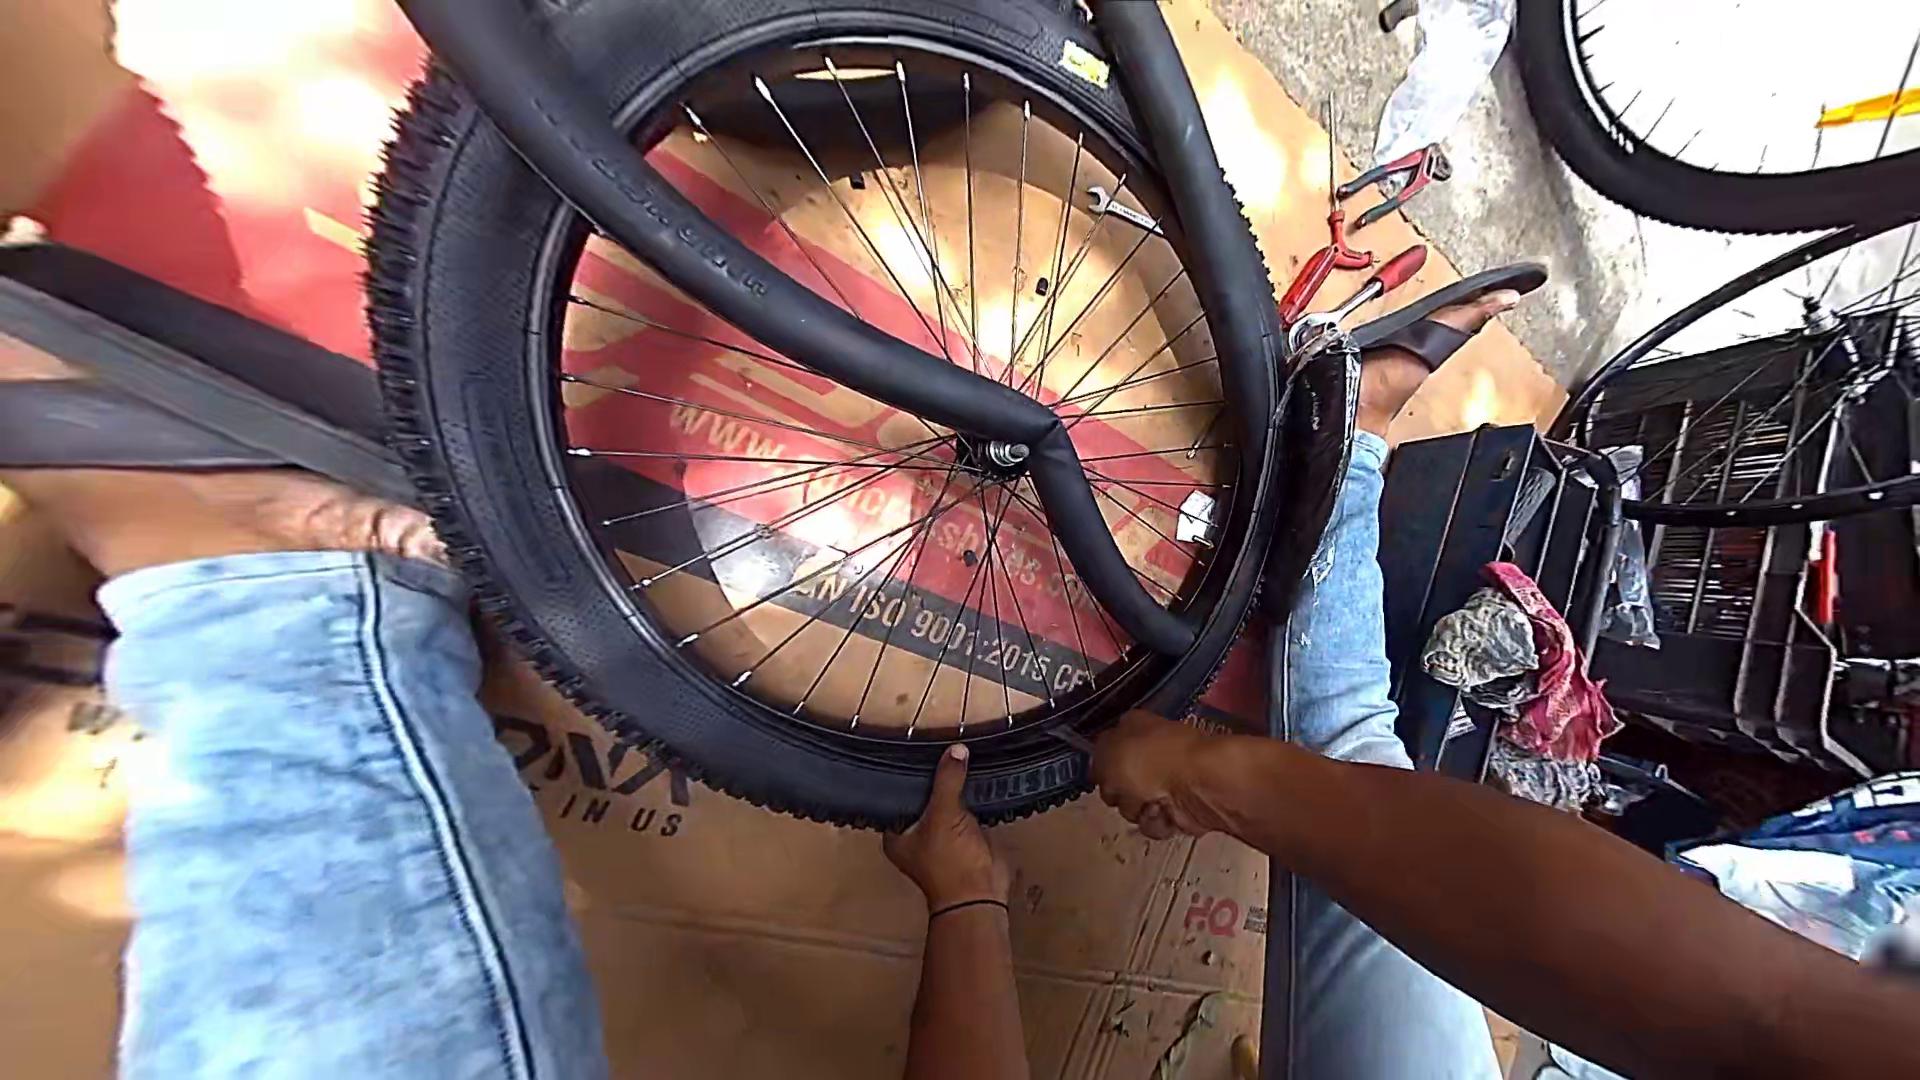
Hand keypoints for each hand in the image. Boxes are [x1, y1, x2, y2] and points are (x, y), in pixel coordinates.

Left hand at [884, 744, 1010, 909]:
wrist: (982, 893)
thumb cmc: (950, 861)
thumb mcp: (943, 816)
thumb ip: (947, 780)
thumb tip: (957, 748)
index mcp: (896, 831)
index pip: (895, 791)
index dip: (904, 769)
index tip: (913, 741)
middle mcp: (915, 829)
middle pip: (921, 791)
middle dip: (931, 770)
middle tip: (937, 736)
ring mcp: (941, 829)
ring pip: (944, 795)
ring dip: (951, 777)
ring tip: (956, 744)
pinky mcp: (964, 829)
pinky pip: (963, 801)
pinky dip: (968, 787)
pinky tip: (971, 763)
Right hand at [1090, 710, 1225, 839]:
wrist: (1196, 783)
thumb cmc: (1147, 760)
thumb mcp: (1105, 754)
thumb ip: (1097, 765)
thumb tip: (1105, 778)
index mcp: (1132, 727)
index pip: (1107, 747)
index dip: (1102, 765)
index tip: (1101, 777)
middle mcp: (1150, 751)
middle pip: (1118, 781)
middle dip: (1118, 793)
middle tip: (1125, 791)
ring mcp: (1167, 780)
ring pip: (1133, 804)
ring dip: (1137, 808)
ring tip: (1150, 803)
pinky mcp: (1181, 807)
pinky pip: (1154, 821)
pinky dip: (1156, 821)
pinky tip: (1163, 813)